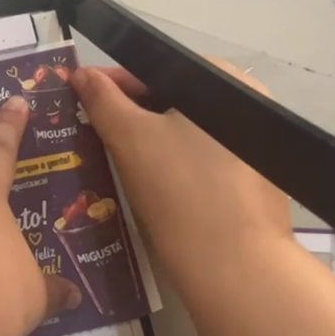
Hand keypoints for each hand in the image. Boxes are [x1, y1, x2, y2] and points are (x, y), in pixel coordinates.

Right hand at [73, 64, 291, 299]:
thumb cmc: (179, 191)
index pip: (155, 69)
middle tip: (93, 132)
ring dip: (149, 141)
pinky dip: (174, 163)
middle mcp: (251, 102)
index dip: (110, 83)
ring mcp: (256, 141)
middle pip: (173, 99)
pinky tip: (151, 183)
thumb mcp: (130, 138)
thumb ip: (102, 100)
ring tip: (114, 158)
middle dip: (129, 115)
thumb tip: (81, 72)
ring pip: (186, 130)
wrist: (233, 266)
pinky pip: (203, 157)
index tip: (78, 98)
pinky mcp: (255, 176)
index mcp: (226, 80)